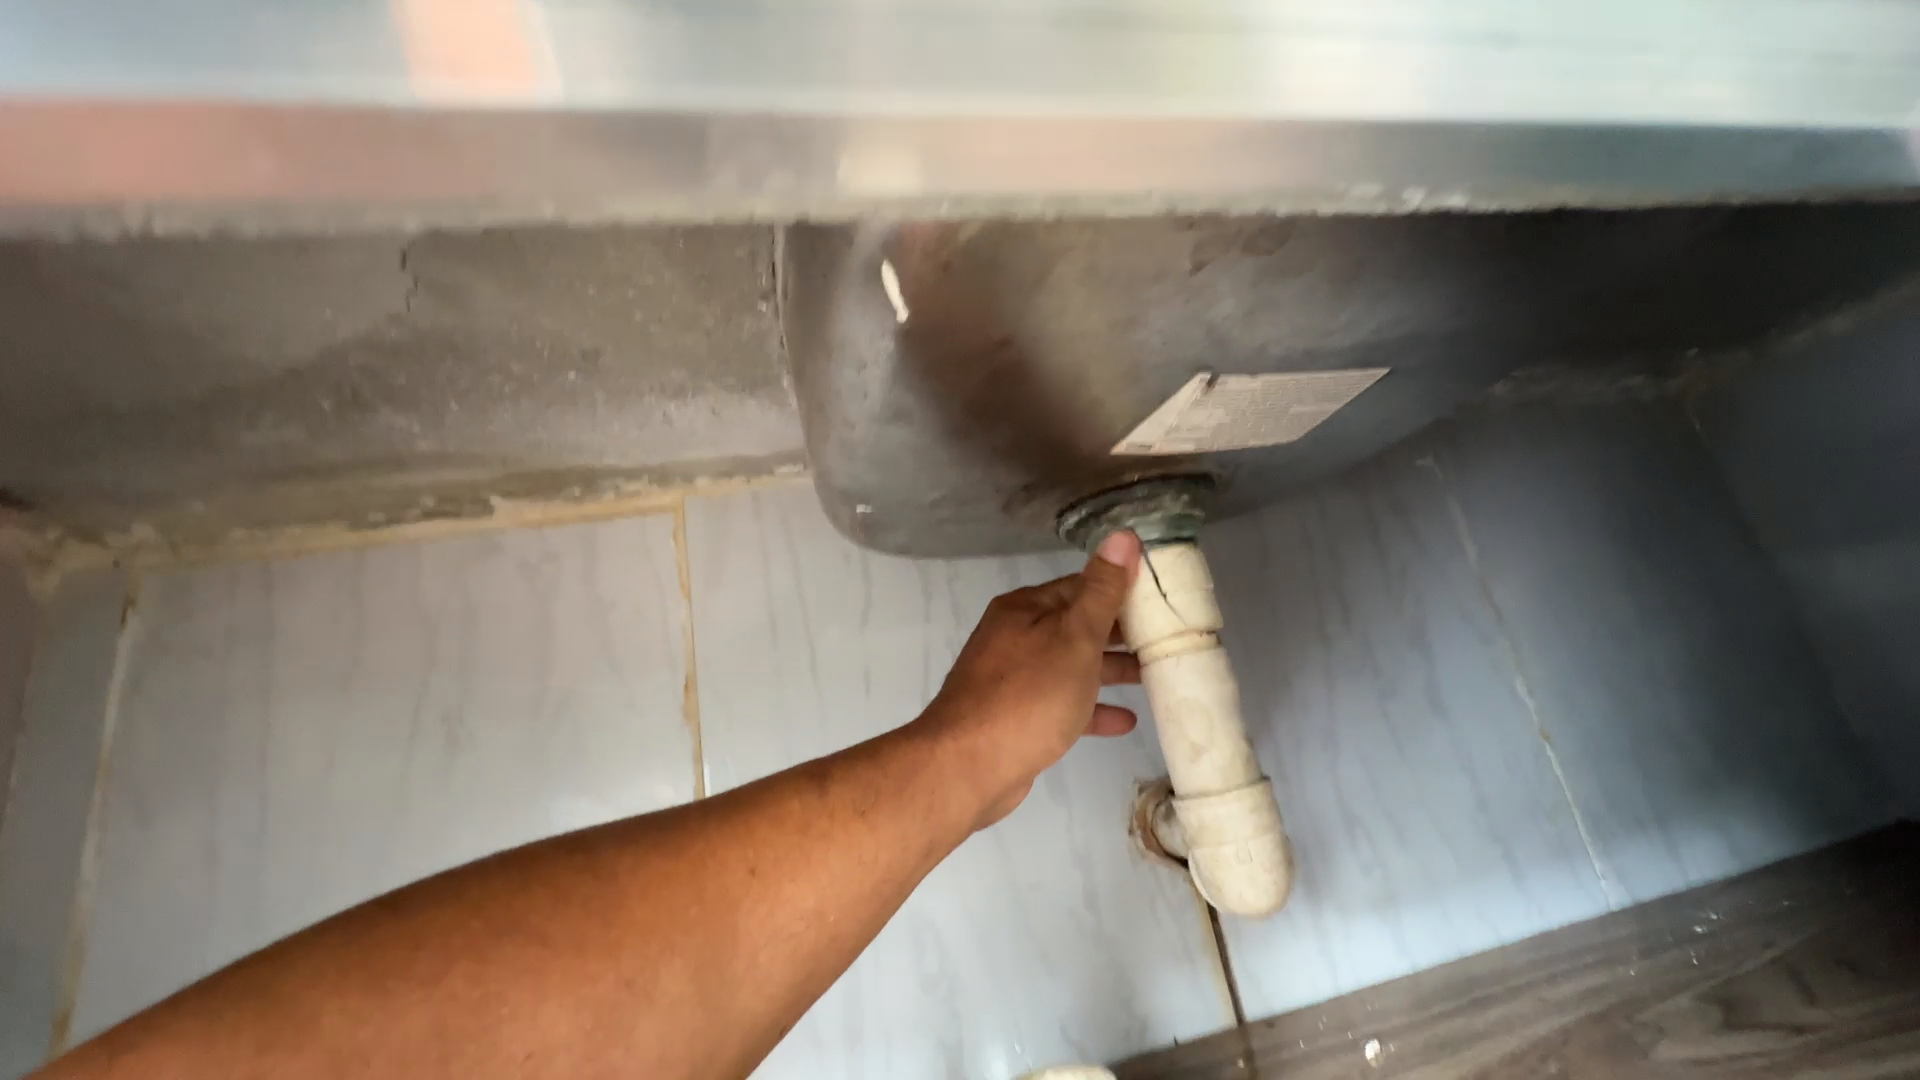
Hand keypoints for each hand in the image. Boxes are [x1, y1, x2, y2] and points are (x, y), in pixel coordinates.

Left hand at [916, 531, 1142, 828]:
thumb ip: (1102, 591)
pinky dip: (1091, 708)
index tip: (1163, 601)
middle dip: (1119, 634)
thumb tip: (1122, 535)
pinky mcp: (1017, 717)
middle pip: (1076, 626)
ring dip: (1109, 670)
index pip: (1081, 586)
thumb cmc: (1029, 695)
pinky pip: (1062, 704)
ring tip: (1153, 678)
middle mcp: (1015, 637)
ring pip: (1071, 667)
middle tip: (1167, 642)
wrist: (969, 767)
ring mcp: (1013, 679)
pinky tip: (1124, 721)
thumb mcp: (1074, 637)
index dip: (1122, 591)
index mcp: (1026, 609)